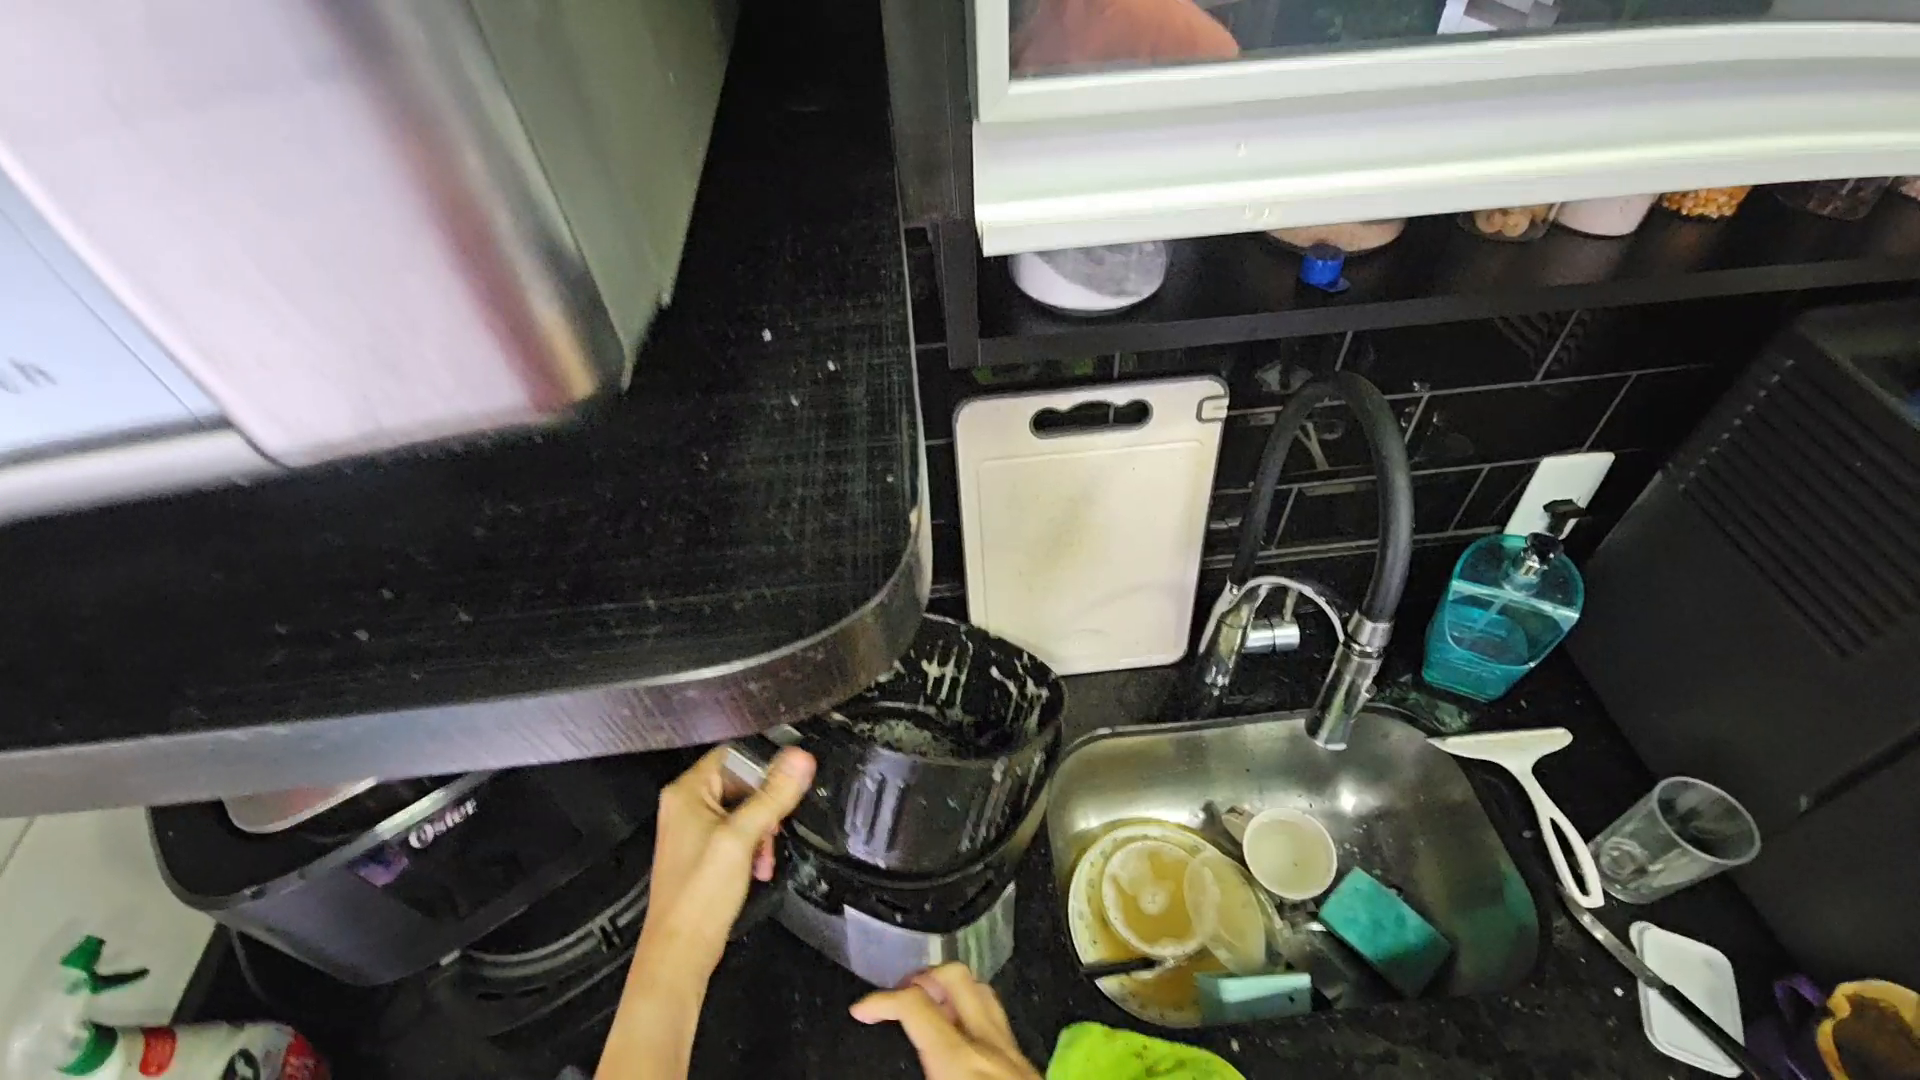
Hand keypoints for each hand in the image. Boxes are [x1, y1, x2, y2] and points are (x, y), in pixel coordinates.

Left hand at [634, 744, 816, 986]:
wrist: (681, 952)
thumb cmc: (702, 893)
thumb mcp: (743, 837)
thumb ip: (773, 795)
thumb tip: (801, 758)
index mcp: (686, 792)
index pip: (733, 754)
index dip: (764, 764)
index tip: (790, 780)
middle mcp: (686, 805)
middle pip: (741, 782)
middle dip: (766, 804)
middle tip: (777, 824)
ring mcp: (693, 830)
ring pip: (743, 809)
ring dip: (763, 828)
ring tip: (768, 852)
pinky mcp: (703, 852)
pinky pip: (737, 832)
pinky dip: (753, 845)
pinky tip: (761, 866)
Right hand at [851, 963, 1041, 1079]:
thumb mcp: (944, 1078)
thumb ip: (922, 1070)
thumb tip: (893, 1067)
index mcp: (958, 1063)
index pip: (915, 1005)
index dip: (880, 1002)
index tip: (861, 1011)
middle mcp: (988, 1047)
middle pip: (955, 977)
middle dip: (921, 978)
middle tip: (898, 999)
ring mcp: (1012, 1052)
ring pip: (981, 991)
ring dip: (950, 990)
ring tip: (927, 1008)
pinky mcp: (1026, 1066)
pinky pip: (996, 1019)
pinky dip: (972, 1013)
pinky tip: (961, 1038)